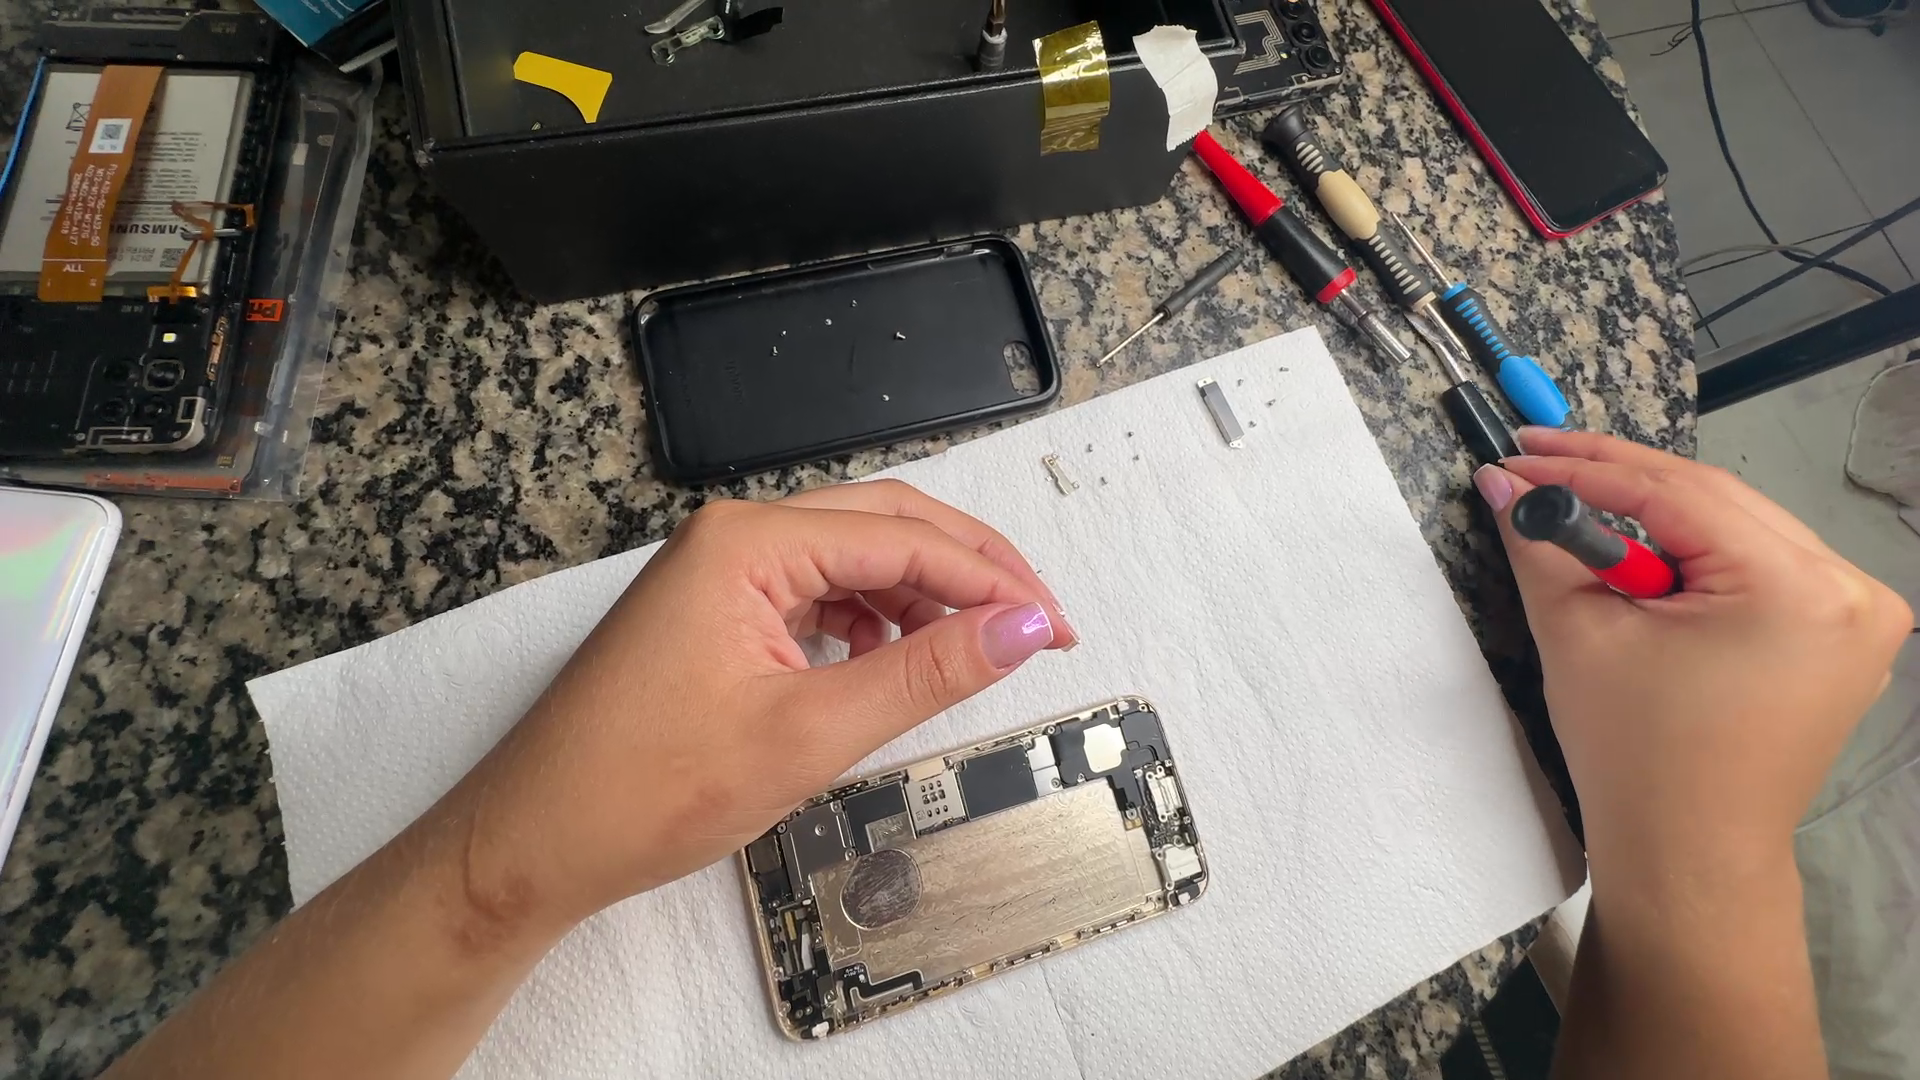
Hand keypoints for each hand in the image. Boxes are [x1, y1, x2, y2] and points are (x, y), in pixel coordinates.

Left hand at [441, 480, 1074, 936]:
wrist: (530, 846)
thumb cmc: (651, 789)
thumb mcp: (811, 732)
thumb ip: (926, 672)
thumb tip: (1023, 629)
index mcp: (751, 540)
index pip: (903, 540)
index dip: (991, 581)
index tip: (1053, 626)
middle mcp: (738, 533)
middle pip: (884, 525)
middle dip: (967, 568)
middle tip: (1033, 619)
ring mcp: (726, 566)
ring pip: (855, 556)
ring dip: (920, 593)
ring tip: (970, 646)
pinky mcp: (723, 605)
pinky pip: (820, 590)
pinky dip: (871, 617)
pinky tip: (889, 655)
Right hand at [1474, 428, 1911, 879]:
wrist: (1686, 839)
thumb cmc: (1630, 741)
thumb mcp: (1574, 630)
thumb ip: (1540, 544)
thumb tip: (1498, 483)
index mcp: (1795, 588)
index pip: (1675, 492)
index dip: (1582, 466)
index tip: (1515, 452)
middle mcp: (1850, 587)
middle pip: (1714, 497)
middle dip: (1615, 472)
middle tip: (1535, 453)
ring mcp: (1854, 613)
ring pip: (1732, 524)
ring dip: (1648, 506)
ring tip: (1571, 495)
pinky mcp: (1834, 634)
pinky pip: (1750, 562)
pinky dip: (1684, 545)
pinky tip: (1633, 547)